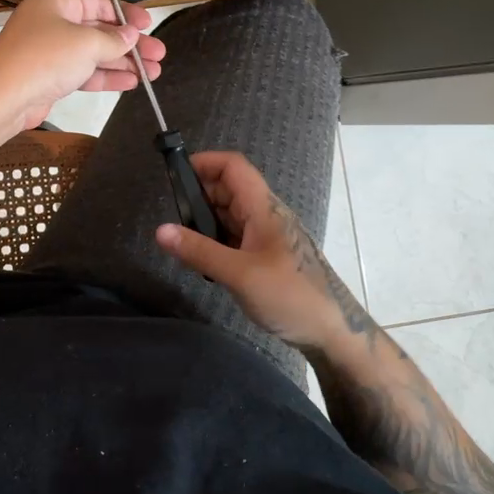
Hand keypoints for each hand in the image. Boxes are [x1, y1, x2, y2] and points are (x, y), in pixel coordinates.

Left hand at [0, 0, 164, 129]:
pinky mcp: (49, 76)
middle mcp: (51, 22)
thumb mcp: (87, 43)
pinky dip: (105, 77)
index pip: (98, 3)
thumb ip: (114, 39)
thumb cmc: (44, 59)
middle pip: (98, 29)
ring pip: (93, 53)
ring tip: (153, 73)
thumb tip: (131, 36)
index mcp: (56, 1)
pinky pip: (83, 72)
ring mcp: (49, 50)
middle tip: (158, 54)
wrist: (4, 97)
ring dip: (122, 62)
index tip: (148, 25)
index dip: (126, 14)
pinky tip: (131, 82)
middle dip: (130, 44)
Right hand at [153, 152, 373, 351]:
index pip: (233, 166)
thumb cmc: (290, 296)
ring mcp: (268, 236)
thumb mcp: (239, 274)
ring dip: (206, 220)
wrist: (333, 332)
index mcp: (264, 208)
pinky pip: (236, 235)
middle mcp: (266, 215)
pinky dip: (216, 239)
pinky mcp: (267, 255)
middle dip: (199, 194)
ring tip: (184, 241)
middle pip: (228, 187)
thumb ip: (199, 251)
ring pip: (231, 213)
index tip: (175, 175)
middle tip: (174, 217)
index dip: (205, 161)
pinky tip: (203, 259)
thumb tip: (160, 231)